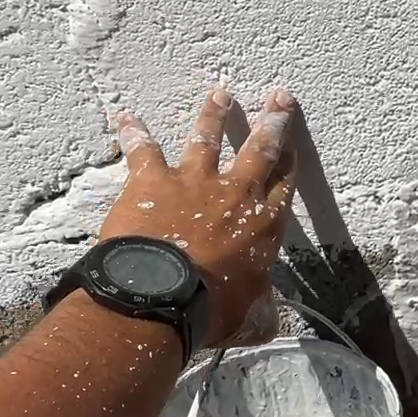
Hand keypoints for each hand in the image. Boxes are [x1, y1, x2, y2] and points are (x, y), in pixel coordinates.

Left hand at [99, 85, 295, 348]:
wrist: (160, 296)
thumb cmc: (212, 308)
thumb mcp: (250, 318)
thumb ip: (262, 313)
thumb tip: (270, 324)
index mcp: (264, 224)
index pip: (284, 184)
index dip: (290, 163)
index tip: (293, 146)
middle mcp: (236, 194)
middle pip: (261, 148)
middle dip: (273, 120)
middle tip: (279, 95)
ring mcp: (195, 182)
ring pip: (208, 138)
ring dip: (214, 114)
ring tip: (219, 92)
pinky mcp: (153, 181)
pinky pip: (143, 150)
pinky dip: (134, 132)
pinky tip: (124, 114)